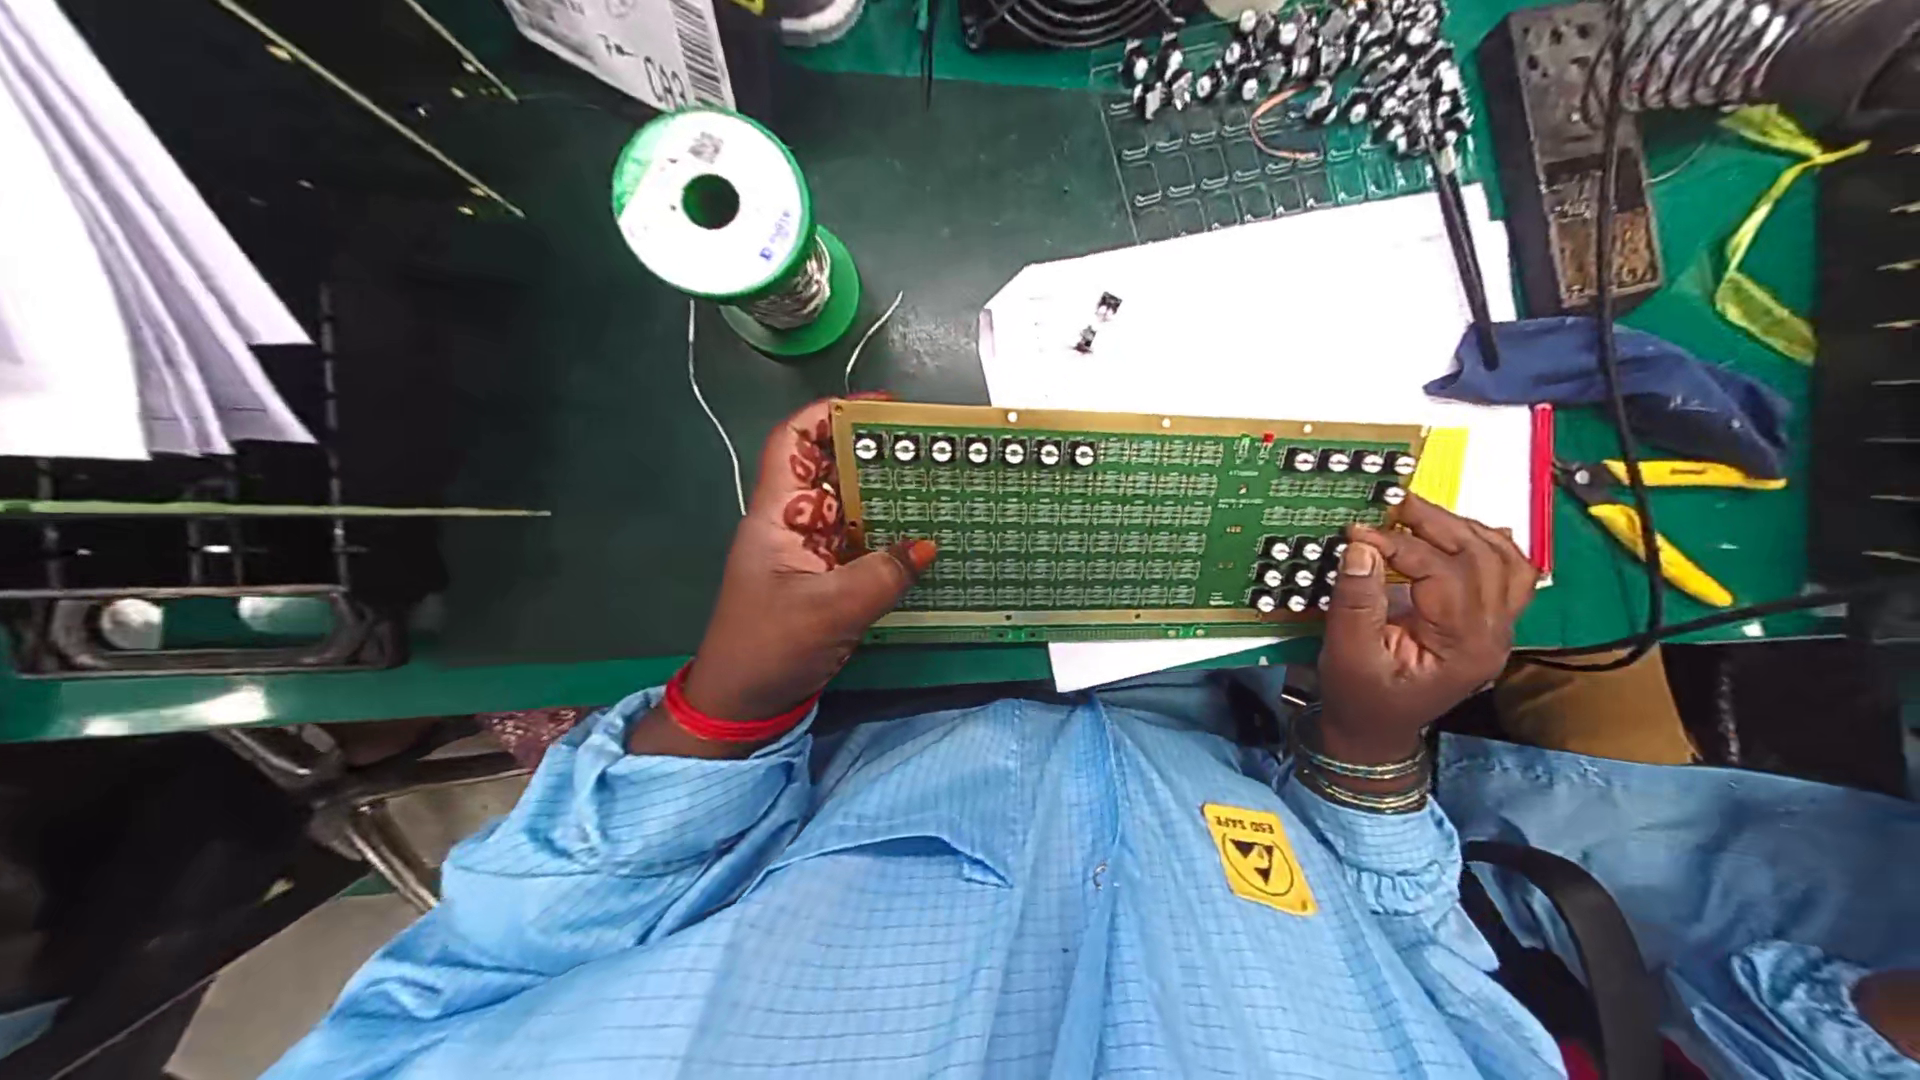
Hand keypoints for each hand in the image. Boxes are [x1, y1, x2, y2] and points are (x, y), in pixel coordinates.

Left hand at [679, 396, 935, 726]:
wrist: (744, 703)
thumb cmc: (769, 647)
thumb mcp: (829, 609)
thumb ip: (882, 575)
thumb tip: (929, 546)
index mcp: (776, 514)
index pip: (794, 441)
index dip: (831, 413)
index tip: (881, 408)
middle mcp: (794, 523)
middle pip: (832, 470)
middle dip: (875, 454)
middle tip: (926, 450)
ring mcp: (812, 551)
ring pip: (852, 507)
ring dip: (887, 496)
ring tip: (934, 486)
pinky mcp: (828, 578)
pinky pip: (863, 544)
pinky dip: (890, 537)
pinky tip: (923, 536)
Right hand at [1314, 494, 1537, 763]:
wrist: (1374, 729)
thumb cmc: (1360, 697)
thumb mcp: (1347, 653)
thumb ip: (1356, 601)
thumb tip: (1360, 548)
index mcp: (1463, 645)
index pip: (1445, 573)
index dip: (1400, 545)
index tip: (1358, 532)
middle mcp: (1493, 634)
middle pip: (1484, 558)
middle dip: (1438, 524)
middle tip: (1395, 503)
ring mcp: (1497, 629)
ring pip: (1504, 561)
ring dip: (1464, 529)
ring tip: (1419, 512)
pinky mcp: (1486, 623)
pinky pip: (1505, 574)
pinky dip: (1486, 545)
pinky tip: (1461, 530)